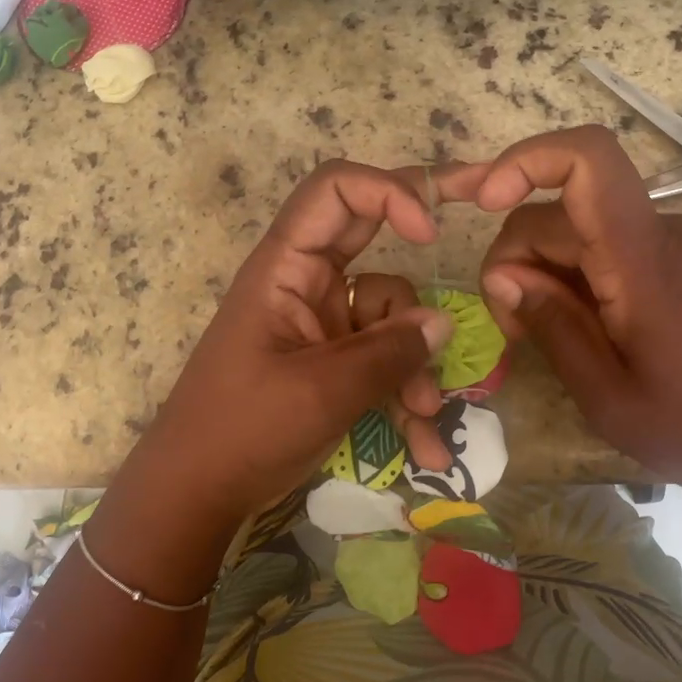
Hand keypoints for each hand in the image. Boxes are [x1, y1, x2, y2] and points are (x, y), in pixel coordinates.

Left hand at [129, 160, 482, 525]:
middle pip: (370, 230)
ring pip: (388, 311)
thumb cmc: (244, 427)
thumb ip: (388, 353)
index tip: (431, 233)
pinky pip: (381, 357)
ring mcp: (320, 320)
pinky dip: (403, 392)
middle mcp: (306, 280)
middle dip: (423, 224)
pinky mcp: (330, 360)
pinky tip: (424, 446)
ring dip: (414, 359)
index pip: (335, 190)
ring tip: (423, 416)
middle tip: (485, 198)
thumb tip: (442, 324)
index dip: (388, 191)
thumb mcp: (322, 390)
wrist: (196, 491)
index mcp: (286, 265)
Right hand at [472, 127, 681, 541]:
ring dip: (551, 274)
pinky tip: (596, 338)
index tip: (482, 204)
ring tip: (556, 344)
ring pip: (589, 234)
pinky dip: (587, 282)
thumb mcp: (614, 402)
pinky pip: (622, 254)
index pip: (587, 158)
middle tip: (515, 331)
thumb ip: (553, 328)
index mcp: (643, 259)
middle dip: (518, 257)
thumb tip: (506, 278)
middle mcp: (667, 234)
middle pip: (564, 210)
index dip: (523, 158)